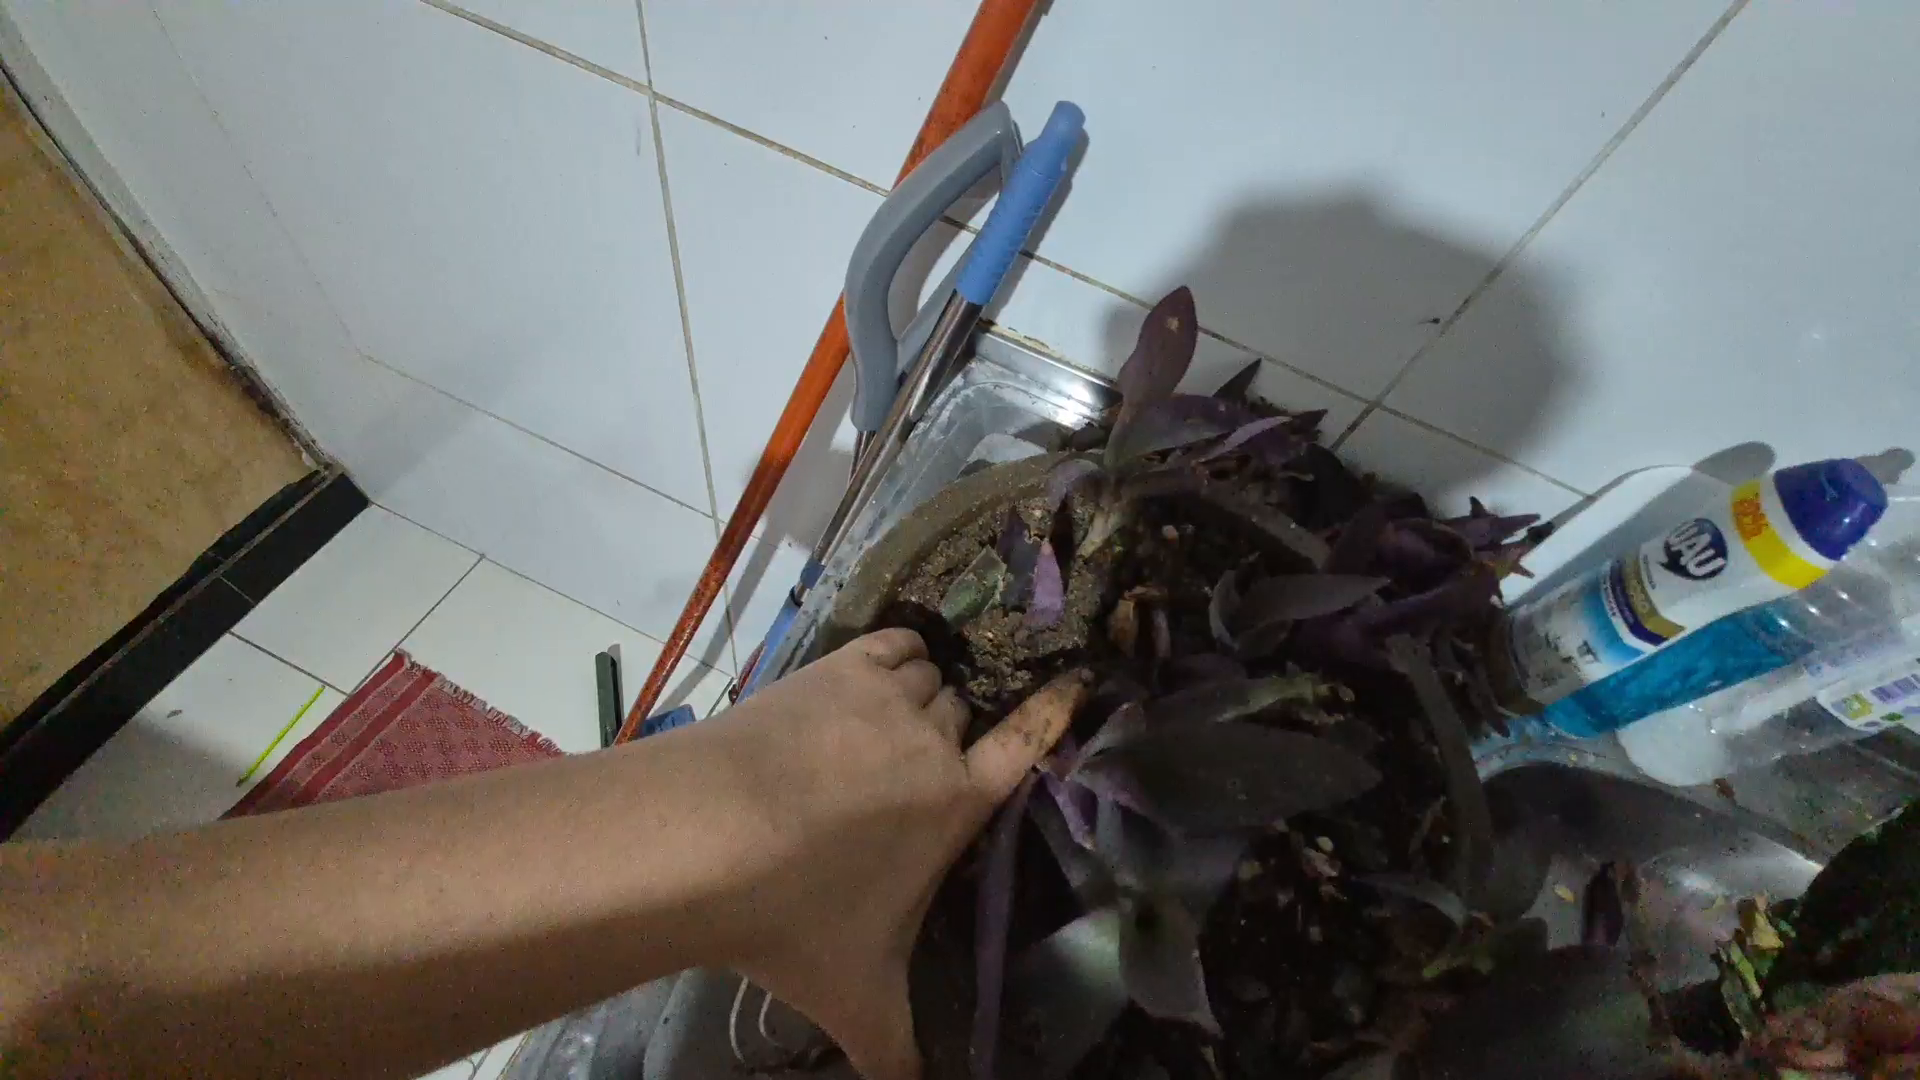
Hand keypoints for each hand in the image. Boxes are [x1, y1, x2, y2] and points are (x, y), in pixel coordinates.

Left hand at [699, 629, 1088, 1079]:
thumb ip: (900, 1056)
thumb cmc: (795, 913)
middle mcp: (933, 738)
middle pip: (960, 715)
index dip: (1055, 706)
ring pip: (927, 679)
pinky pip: (894, 643)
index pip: (1027, 741)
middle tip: (902, 769)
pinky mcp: (842, 666)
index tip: (1076, 675)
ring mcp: (887, 695)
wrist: (706, 834)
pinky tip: (881, 672)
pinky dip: (897, 654)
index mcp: (955, 800)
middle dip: (943, 737)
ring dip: (916, 698)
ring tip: (878, 729)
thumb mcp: (858, 996)